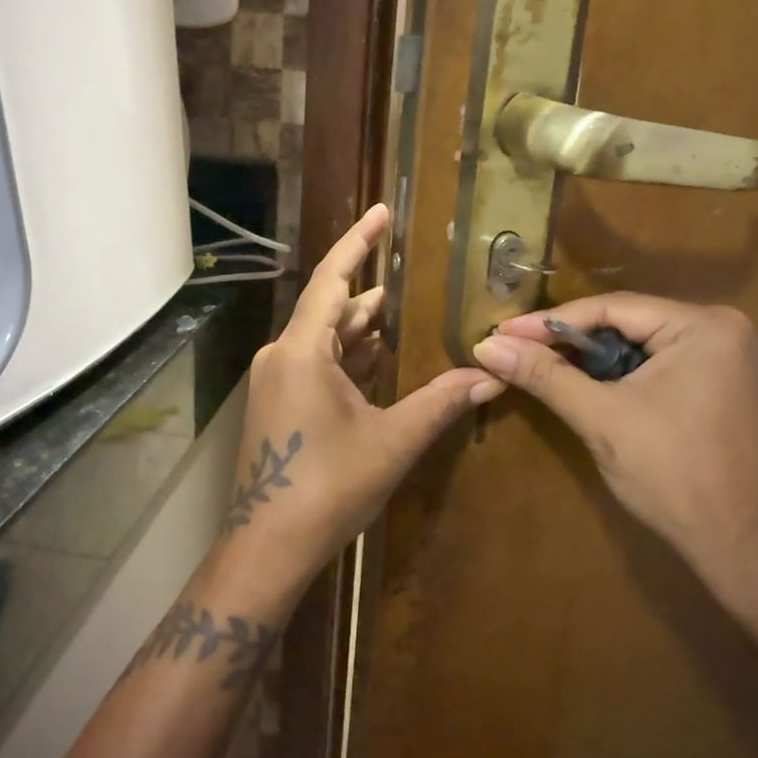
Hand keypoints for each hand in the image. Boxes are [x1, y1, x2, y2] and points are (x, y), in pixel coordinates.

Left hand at [218, 205, 504, 606]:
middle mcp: (283, 356)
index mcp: (302, 351)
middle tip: (407, 268)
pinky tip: (377, 358)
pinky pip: (315, 365)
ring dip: (360, 327)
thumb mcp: (391, 441)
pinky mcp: (277, 405)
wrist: (267, 546)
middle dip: (369, 290)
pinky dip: (347, 357)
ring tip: (399, 308)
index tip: (381, 211)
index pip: (332, 278)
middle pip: (330, 308)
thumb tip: (490, 376)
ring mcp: (276, 381)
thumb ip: (440, 403)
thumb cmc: (328, 486)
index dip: (359, 242)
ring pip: (324, 340)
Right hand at [471, 294, 757, 596]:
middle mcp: (724, 329)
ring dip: (594, 359)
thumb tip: (487, 346)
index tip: (502, 332)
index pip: (612, 308)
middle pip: (628, 323)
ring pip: (641, 345)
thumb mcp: (602, 419)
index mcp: (704, 326)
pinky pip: (661, 365)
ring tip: (542, 366)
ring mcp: (730, 358)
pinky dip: (623, 375)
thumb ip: (545, 376)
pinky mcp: (724, 385)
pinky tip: (590, 387)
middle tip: (517, 348)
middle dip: (571, 340)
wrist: (743, 548)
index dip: (551, 322)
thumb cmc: (674, 477)